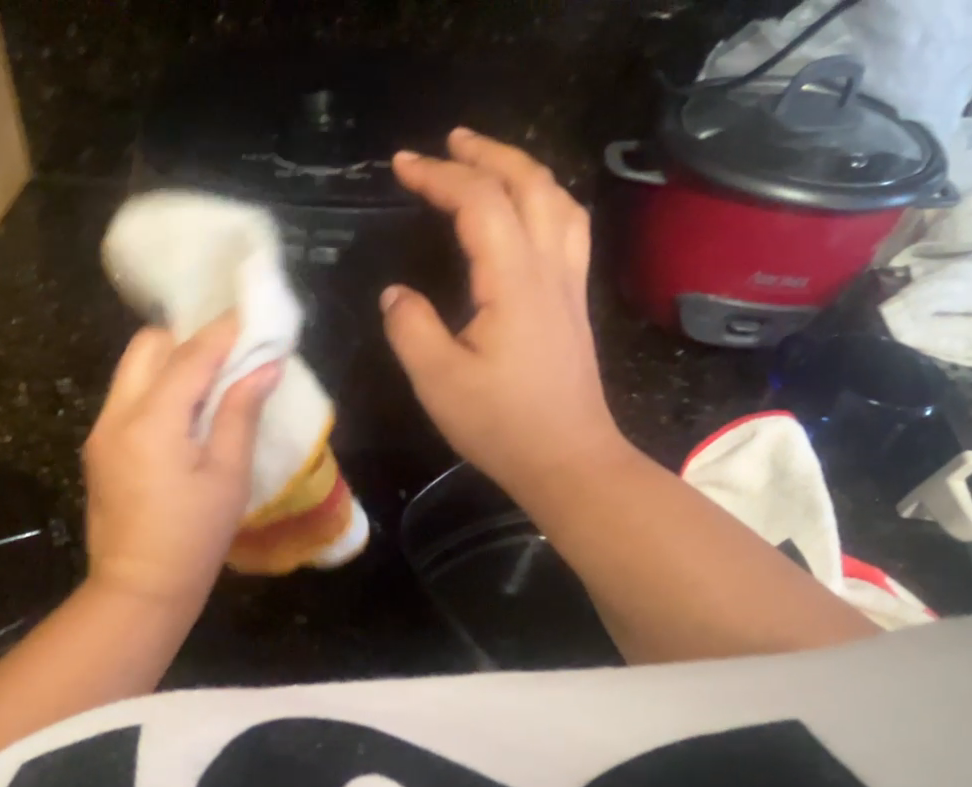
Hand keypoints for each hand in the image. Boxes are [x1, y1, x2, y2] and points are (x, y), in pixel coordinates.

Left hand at [82, 315, 282, 607]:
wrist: (138, 590)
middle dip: (187, 341)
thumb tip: (264, 365)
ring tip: (209, 388)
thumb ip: (240, 413)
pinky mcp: (98, 450)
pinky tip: (184, 418)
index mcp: (152, 421)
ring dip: (169, 366)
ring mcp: (100, 432)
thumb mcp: (227, 477)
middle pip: (147, 348)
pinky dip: (155, 392)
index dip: (223, 332)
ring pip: (132, 372)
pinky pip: (126, 400)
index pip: (190, 356)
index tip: (252, 317)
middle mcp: (116, 415)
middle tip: (227, 358)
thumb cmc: (193, 539)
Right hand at [381, 128, 634, 499]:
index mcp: (513, 280)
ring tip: (487, 161)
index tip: (401, 165)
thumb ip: (411, 328)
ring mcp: (569, 282)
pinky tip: (530, 209)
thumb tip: (396, 294)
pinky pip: (568, 226)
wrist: (568, 459)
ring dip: (521, 169)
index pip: (479, 203)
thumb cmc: (501, 424)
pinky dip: (545, 199)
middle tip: (447, 142)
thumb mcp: (438, 381)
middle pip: (529, 183)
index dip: (439, 175)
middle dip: (486, 153)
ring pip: (557, 200)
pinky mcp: (574, 302)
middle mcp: (548, 267)